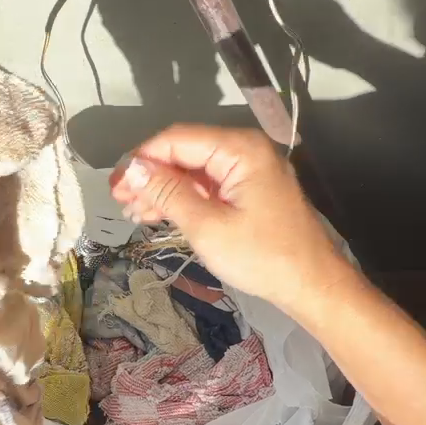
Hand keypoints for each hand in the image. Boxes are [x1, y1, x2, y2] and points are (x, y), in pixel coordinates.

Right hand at [110, 125, 358, 316]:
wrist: (310, 284)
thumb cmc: (261, 256)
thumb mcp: (206, 226)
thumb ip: (167, 193)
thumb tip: (132, 169)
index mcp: (238, 150)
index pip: (176, 139)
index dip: (141, 159)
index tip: (115, 186)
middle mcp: (243, 150)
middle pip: (182, 152)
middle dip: (149, 175)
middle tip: (119, 202)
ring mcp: (246, 171)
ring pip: (190, 170)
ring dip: (160, 189)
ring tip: (132, 213)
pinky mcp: (246, 190)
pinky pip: (205, 185)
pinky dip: (180, 198)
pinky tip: (155, 215)